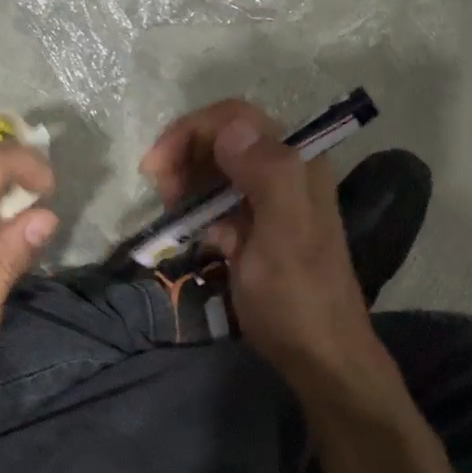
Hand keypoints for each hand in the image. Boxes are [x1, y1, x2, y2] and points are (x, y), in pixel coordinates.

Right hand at [147, 100, 374, 377]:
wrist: (317, 354)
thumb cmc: (297, 297)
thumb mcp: (283, 234)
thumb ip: (266, 174)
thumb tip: (229, 127)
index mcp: (297, 163)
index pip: (236, 118)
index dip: (190, 132)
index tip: (154, 169)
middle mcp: (284, 173)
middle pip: (223, 139)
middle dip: (184, 156)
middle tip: (161, 193)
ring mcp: (268, 203)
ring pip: (216, 171)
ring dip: (185, 183)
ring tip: (170, 213)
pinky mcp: (253, 231)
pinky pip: (216, 205)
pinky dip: (194, 211)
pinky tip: (185, 234)